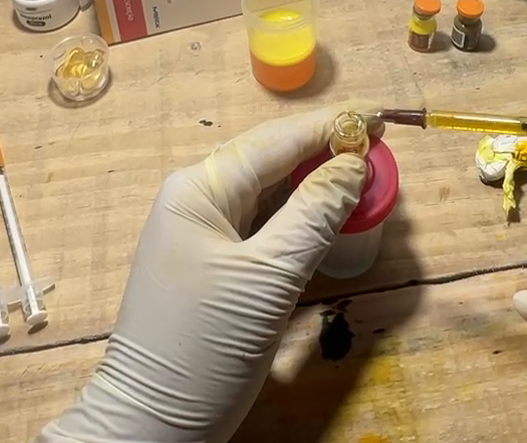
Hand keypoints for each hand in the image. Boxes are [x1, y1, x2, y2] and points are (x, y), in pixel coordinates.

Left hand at [38, 109, 369, 442]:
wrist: (149, 426)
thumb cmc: (205, 344)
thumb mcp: (268, 278)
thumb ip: (314, 214)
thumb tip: (353, 164)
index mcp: (202, 187)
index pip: (275, 141)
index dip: (329, 126)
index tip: (376, 114)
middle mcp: (200, 196)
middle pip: (272, 160)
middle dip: (324, 150)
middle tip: (377, 143)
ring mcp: (203, 229)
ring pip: (269, 191)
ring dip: (314, 182)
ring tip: (362, 171)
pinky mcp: (214, 261)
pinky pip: (263, 223)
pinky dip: (299, 215)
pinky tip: (328, 211)